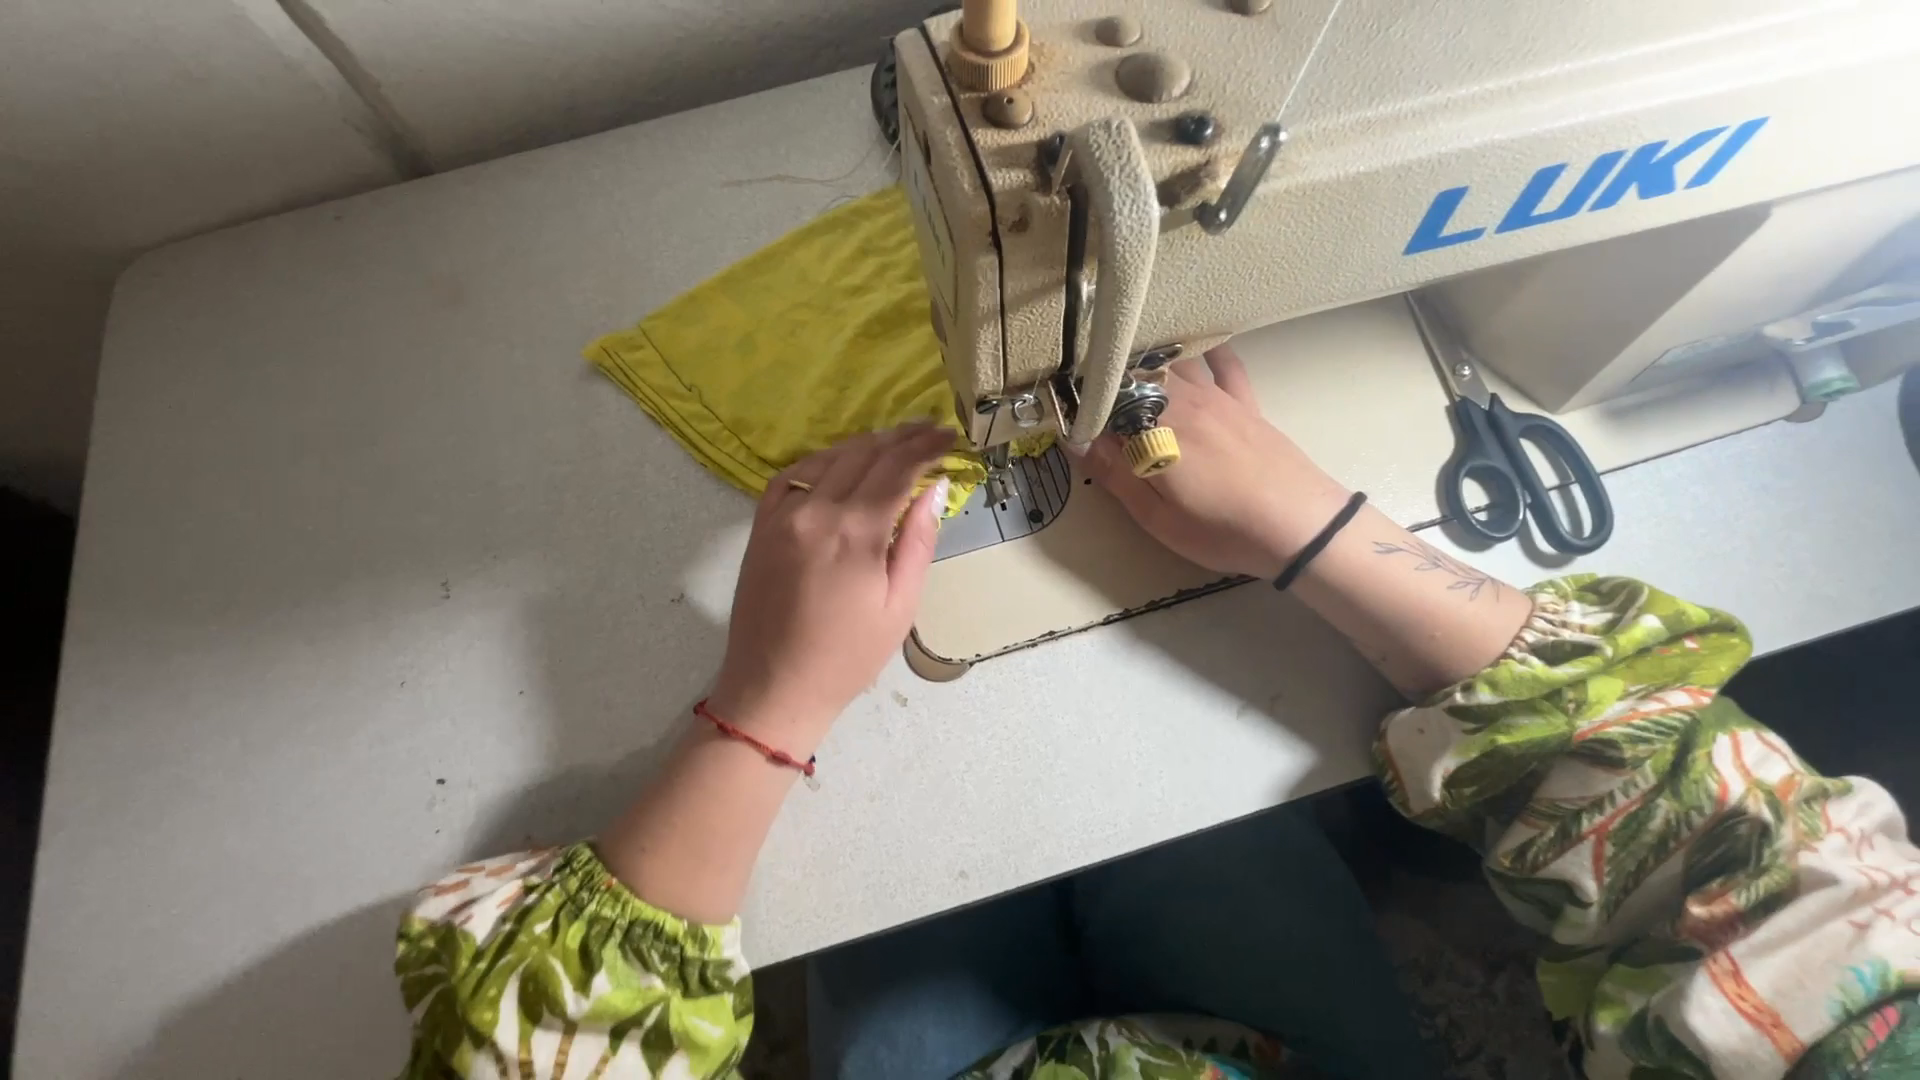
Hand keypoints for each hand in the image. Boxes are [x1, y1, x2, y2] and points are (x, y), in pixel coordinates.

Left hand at [708, 422, 952, 735]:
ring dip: (864, 444)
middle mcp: (815, 510)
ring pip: (828, 457)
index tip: (950, 436)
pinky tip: (839, 461)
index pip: (897, 469)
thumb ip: (918, 541)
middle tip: (929, 430)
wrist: (774, 686)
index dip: (927, 447)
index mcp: (855, 531)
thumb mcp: (900, 606)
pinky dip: (821, 460)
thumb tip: (933, 488)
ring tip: (893, 441)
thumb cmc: (848, 656)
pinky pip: (791, 475)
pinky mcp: (760, 525)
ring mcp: (781, 514)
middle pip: (864, 454)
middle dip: (901, 437)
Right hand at [1074, 346, 1351, 578]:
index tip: (1064, 409)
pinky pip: (1224, 364)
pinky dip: (1206, 352)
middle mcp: (1183, 402)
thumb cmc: (1220, 529)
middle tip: (1089, 390)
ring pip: (1173, 363)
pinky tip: (1194, 350)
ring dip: (1146, 363)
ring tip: (1126, 368)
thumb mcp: (1156, 517)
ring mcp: (1218, 398)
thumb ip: (1115, 474)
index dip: (1080, 403)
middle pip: (1135, 374)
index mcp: (1154, 430)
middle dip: (1108, 379)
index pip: (1105, 402)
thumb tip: (1076, 439)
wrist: (1300, 527)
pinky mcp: (1246, 403)